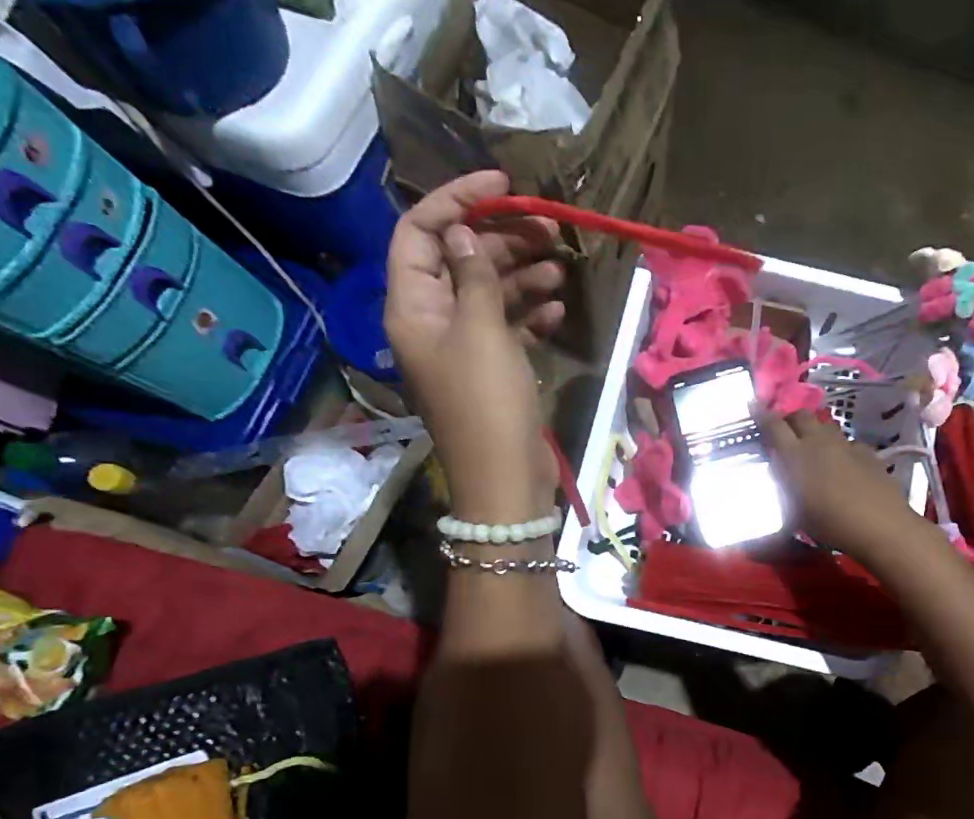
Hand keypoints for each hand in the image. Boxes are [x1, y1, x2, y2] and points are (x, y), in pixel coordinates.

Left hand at [385, 171, 566, 517]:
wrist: (505, 476)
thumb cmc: (487, 402)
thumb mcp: (481, 331)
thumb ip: (474, 275)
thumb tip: (466, 231)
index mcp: (412, 306)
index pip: (420, 233)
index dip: (456, 202)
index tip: (502, 186)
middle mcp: (432, 321)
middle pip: (460, 260)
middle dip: (501, 240)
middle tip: (548, 229)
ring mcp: (463, 347)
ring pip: (488, 293)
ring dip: (523, 275)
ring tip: (562, 267)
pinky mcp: (493, 369)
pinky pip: (509, 328)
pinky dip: (532, 314)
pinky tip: (559, 309)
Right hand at [755, 408, 929, 562]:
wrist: (879, 524)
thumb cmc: (829, 523)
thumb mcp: (794, 511)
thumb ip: (784, 485)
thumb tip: (780, 471)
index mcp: (794, 454)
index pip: (772, 424)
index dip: (761, 414)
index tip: (753, 405)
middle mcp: (818, 441)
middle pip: (800, 416)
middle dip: (790, 419)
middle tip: (786, 433)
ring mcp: (845, 444)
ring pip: (825, 426)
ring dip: (816, 432)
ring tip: (814, 448)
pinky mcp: (867, 452)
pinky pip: (848, 443)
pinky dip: (840, 449)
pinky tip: (844, 465)